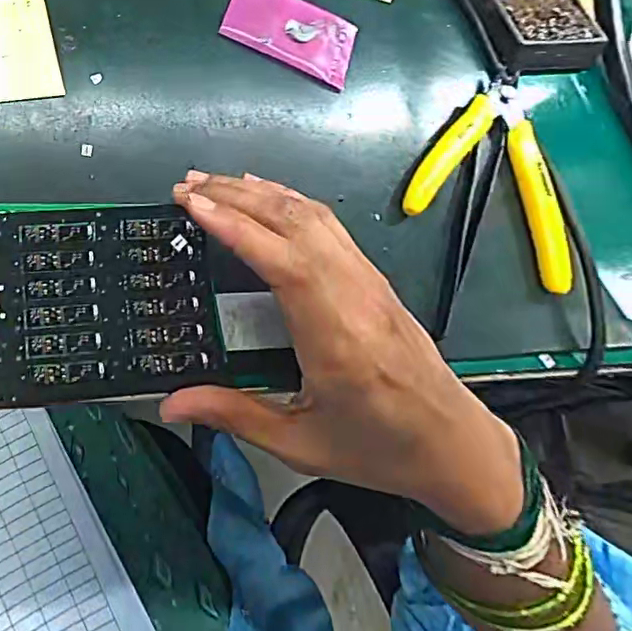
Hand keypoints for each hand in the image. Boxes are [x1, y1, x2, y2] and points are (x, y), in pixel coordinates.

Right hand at [162, 172, 523, 535]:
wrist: (462, 449)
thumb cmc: (381, 448)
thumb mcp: (302, 444)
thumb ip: (233, 415)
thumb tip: (169, 404)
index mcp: (338, 342)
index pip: (286, 264)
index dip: (237, 226)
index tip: (193, 204)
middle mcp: (355, 297)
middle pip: (294, 225)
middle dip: (234, 197)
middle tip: (184, 186)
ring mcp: (367, 280)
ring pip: (310, 215)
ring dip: (255, 191)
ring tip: (208, 181)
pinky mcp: (371, 274)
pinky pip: (325, 222)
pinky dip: (285, 196)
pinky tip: (259, 189)